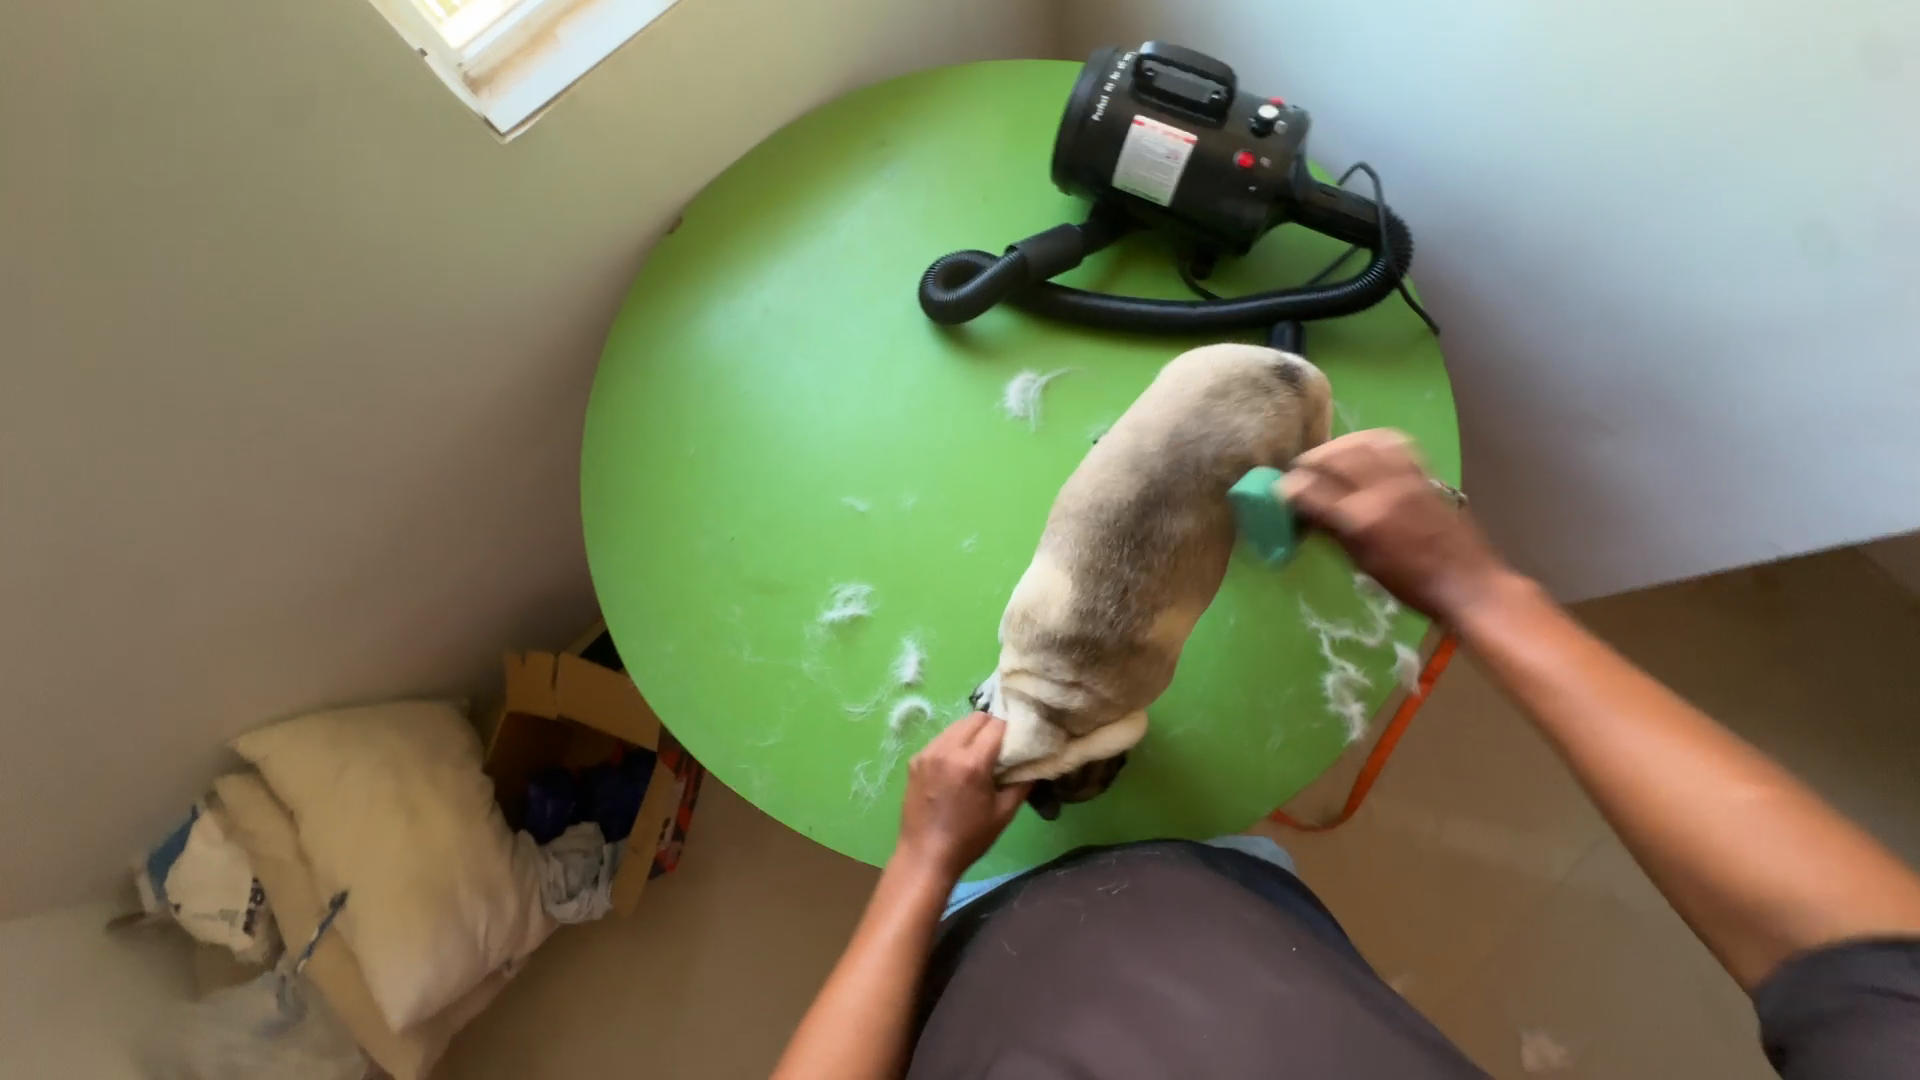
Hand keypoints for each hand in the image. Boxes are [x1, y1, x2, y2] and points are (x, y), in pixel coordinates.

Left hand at [895, 713, 1029, 880]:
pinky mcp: (915, 760)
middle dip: (992, 725)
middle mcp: (948, 749)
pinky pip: (940, 739)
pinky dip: (953, 743)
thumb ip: (1022, 783)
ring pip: (956, 725)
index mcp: (972, 762)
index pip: (997, 725)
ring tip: (979, 752)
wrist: (925, 856)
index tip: (1017, 739)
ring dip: (971, 732)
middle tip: (1000, 745)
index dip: (1011, 729)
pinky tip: (957, 763)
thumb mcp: (1004, 813)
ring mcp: (928, 753)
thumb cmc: (969, 838)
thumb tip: (1035, 764)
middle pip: (976, 717)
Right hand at [1283, 429, 1521, 621]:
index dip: (1290, 487)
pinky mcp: (1425, 475)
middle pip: (1336, 459)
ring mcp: (1406, 479)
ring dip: (1337, 447)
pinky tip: (1361, 450)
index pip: (1313, 491)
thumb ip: (1331, 531)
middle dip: (1310, 462)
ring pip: (1363, 443)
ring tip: (1326, 458)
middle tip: (1298, 472)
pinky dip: (1370, 441)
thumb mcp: (1361, 563)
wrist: (1469, 583)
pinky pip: (1393, 444)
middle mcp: (1382, 492)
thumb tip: (1303, 513)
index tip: (1279, 490)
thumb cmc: (1410, 585)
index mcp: (1362, 520)